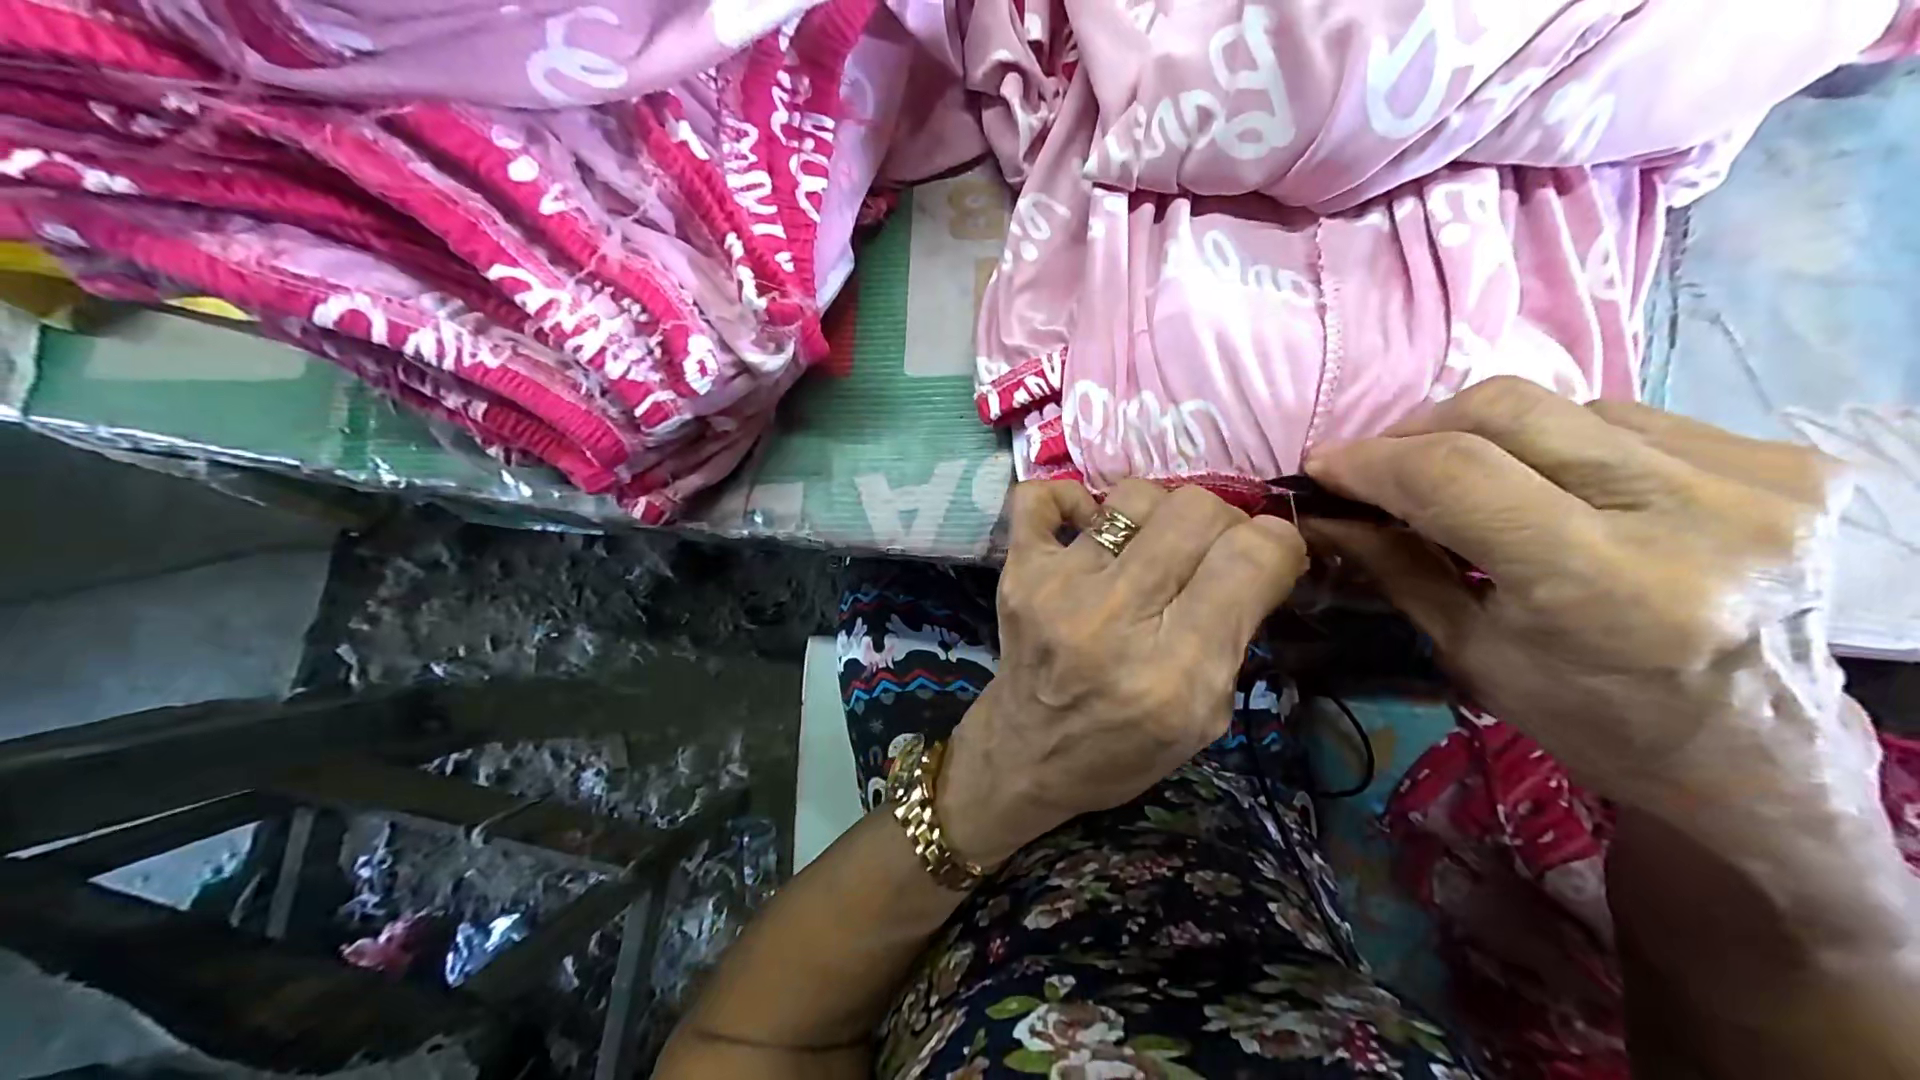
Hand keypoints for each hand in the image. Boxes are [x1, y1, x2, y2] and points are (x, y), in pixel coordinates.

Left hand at [936, 479, 1307, 866]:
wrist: (1027, 753)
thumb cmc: (1123, 746)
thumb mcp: (1206, 716)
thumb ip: (1237, 632)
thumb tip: (1261, 551)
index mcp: (1176, 671)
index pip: (1250, 558)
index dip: (1277, 544)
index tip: (1269, 558)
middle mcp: (1115, 617)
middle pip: (1197, 512)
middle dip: (1224, 524)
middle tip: (1211, 553)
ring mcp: (1057, 587)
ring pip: (1135, 496)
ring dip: (1159, 515)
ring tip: (1152, 547)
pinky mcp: (1017, 571)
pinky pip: (1039, 497)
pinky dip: (1072, 499)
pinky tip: (1089, 528)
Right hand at [1304, 378, 1879, 848]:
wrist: (1755, 754)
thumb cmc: (1589, 720)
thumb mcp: (1468, 649)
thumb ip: (1393, 564)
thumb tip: (1318, 511)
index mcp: (1604, 588)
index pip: (1455, 474)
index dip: (1371, 460)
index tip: (1322, 466)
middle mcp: (1694, 515)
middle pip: (1507, 409)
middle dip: (1415, 430)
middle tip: (1379, 465)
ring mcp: (1757, 479)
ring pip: (1562, 404)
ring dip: (1483, 434)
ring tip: (1458, 478)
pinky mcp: (1790, 461)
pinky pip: (1623, 417)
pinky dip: (1555, 440)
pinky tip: (1545, 482)